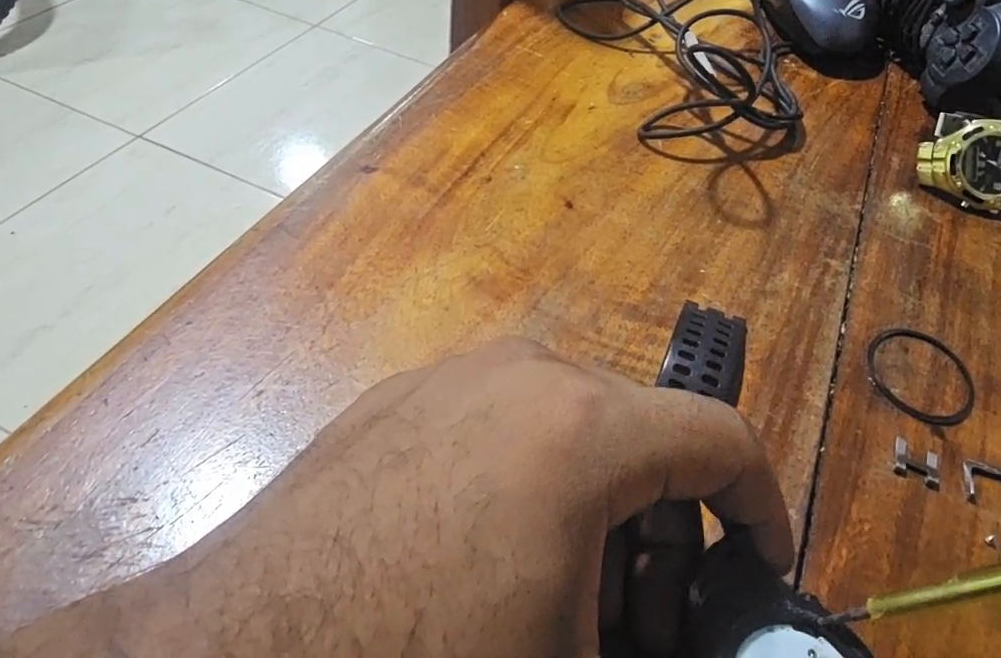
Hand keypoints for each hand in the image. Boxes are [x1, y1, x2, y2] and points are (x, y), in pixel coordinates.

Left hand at [6, 338, 793, 657]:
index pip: (721, 437)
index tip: (762, 561)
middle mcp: (526, 371)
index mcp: (583, 427)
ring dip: (595, 484)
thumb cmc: (422, 654)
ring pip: (569, 412)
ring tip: (562, 572)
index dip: (762, 502)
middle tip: (646, 597)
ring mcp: (455, 370)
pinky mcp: (400, 394)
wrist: (239, 649)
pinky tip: (481, 541)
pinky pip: (498, 414)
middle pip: (642, 423)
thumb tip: (660, 636)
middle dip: (666, 507)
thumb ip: (653, 647)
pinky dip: (526, 466)